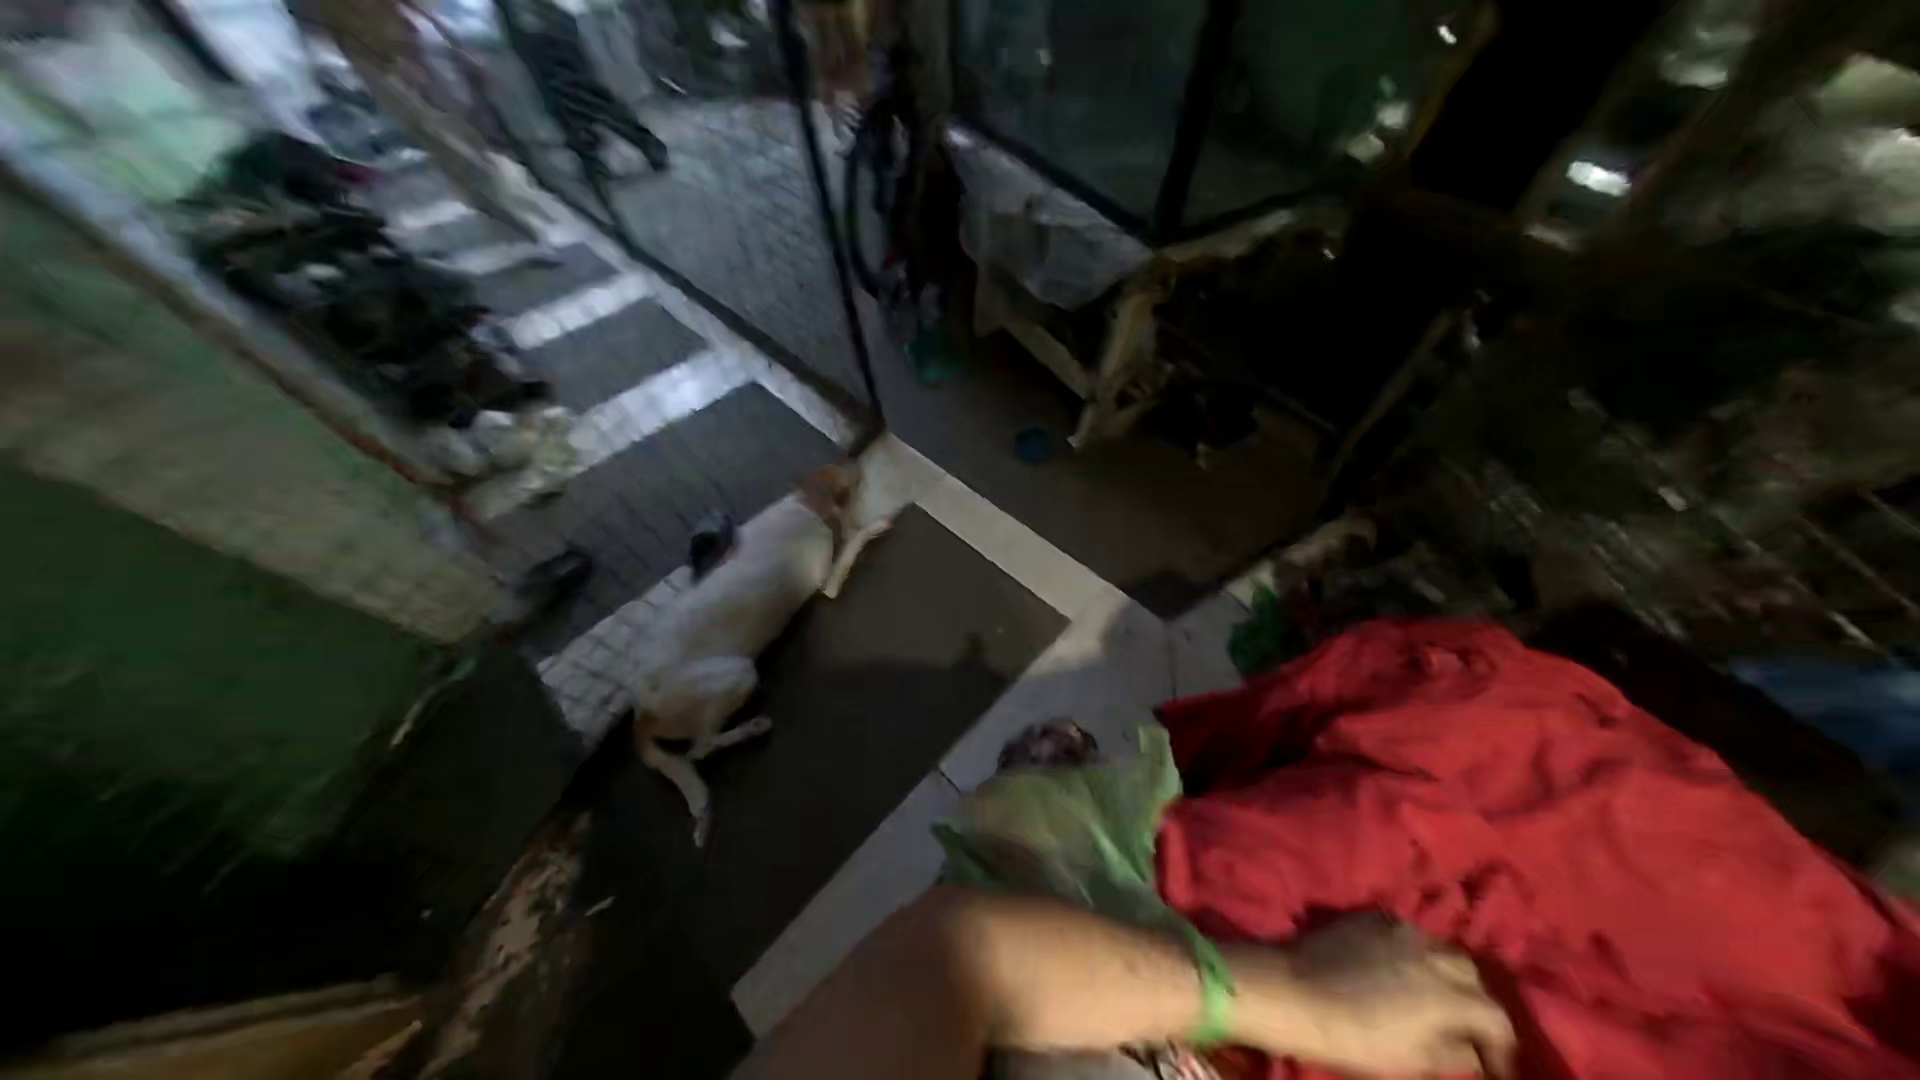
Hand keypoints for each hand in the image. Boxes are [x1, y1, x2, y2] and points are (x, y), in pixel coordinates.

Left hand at [1230, 916, 1515, 1077]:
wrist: (1293, 991)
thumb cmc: (1355, 1036)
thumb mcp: (1416, 1062)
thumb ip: (1456, 1055)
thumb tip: (1474, 1051)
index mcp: (1449, 993)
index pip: (1497, 1017)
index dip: (1502, 1047)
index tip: (1495, 1069)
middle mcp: (1428, 951)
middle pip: (1469, 974)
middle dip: (1475, 1002)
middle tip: (1466, 1028)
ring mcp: (1394, 927)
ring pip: (1437, 946)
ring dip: (1444, 971)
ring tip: (1434, 996)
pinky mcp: (1364, 916)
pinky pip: (1403, 930)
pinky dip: (1411, 950)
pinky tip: (1400, 968)